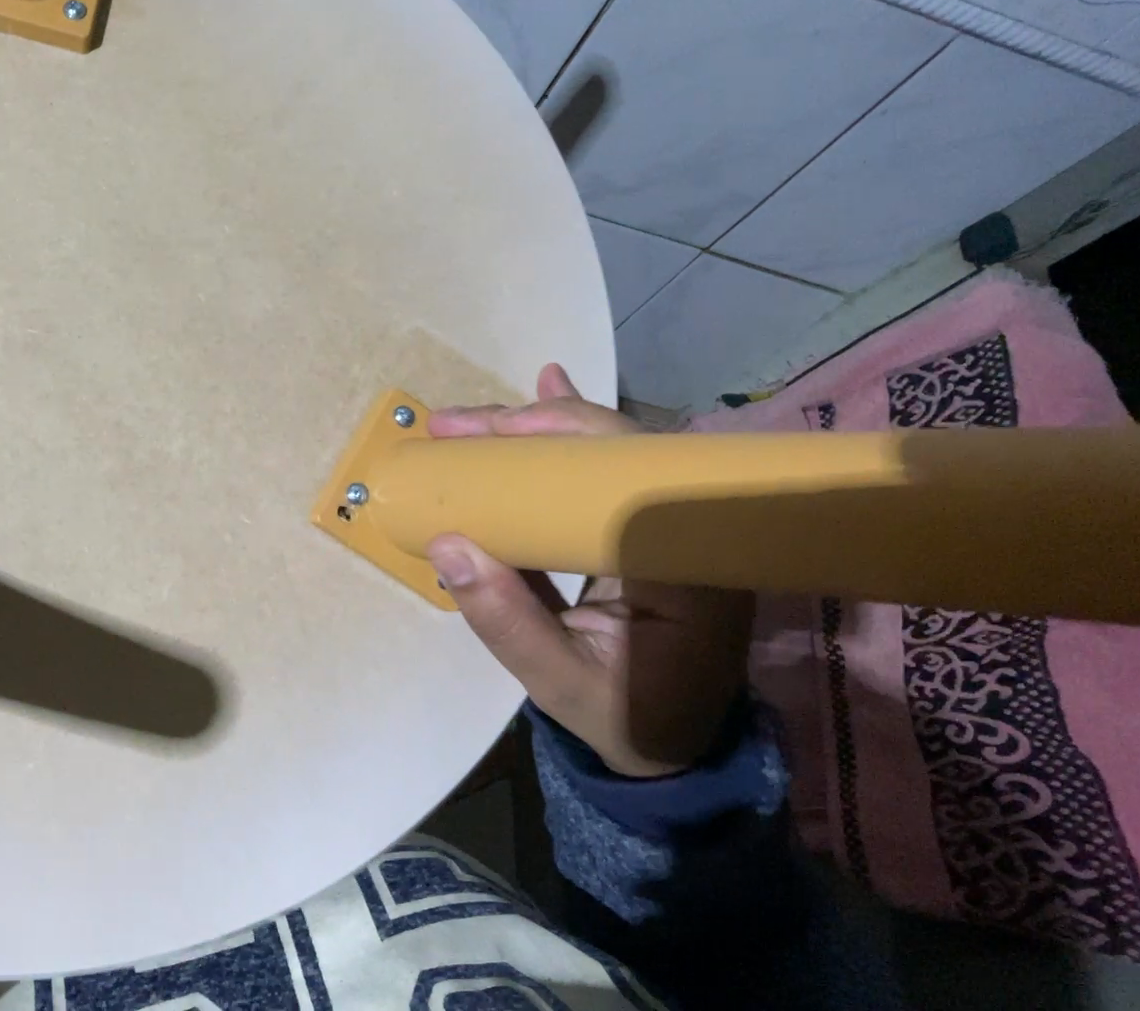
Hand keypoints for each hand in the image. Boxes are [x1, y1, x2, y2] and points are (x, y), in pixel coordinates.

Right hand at [424, 364, 753, 777]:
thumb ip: (508, 623)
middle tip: (451, 425)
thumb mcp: (561, 683)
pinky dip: (571, 437)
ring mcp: (675, 520)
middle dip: (528, 427)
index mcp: (684, 558)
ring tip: (471, 422)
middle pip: (610, 447)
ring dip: (538, 428)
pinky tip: (548, 393)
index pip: (618, 468)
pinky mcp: (652, 526)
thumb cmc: (626, 719)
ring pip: (607, 450)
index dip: (550, 437)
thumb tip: (448, 546)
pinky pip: (610, 471)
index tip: (477, 435)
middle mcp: (690, 523)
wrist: (676, 745)